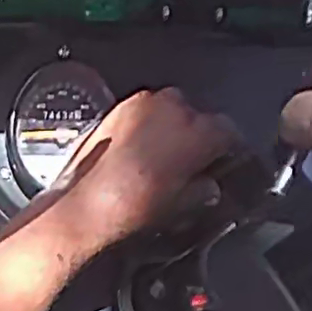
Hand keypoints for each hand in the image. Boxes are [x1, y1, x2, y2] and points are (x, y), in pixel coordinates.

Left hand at [53, 87, 242, 248]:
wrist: (83, 206)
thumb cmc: (129, 207)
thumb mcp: (176, 206)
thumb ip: (200, 191)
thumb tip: (207, 188)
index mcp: (196, 132)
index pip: (227, 132)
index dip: (228, 149)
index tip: (224, 161)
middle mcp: (172, 108)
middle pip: (197, 116)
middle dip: (196, 137)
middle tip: (189, 165)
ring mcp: (143, 103)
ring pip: (169, 110)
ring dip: (170, 128)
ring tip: (160, 159)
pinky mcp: (118, 108)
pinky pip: (143, 112)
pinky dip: (146, 126)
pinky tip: (138, 151)